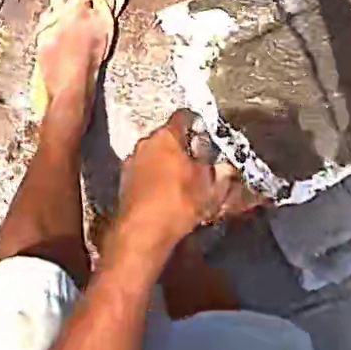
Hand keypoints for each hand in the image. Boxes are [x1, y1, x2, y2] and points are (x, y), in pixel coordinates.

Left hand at [113, 111, 257, 261]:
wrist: (143, 231)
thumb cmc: (178, 202)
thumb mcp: (209, 187)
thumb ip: (218, 172)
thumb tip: (226, 167)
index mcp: (166, 136)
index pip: (183, 118)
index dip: (197, 124)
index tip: (205, 133)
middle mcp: (145, 143)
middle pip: (167, 138)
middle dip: (182, 147)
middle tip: (197, 161)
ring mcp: (131, 161)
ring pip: (154, 155)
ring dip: (166, 163)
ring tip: (182, 181)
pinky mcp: (124, 181)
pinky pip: (145, 172)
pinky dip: (155, 177)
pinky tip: (164, 193)